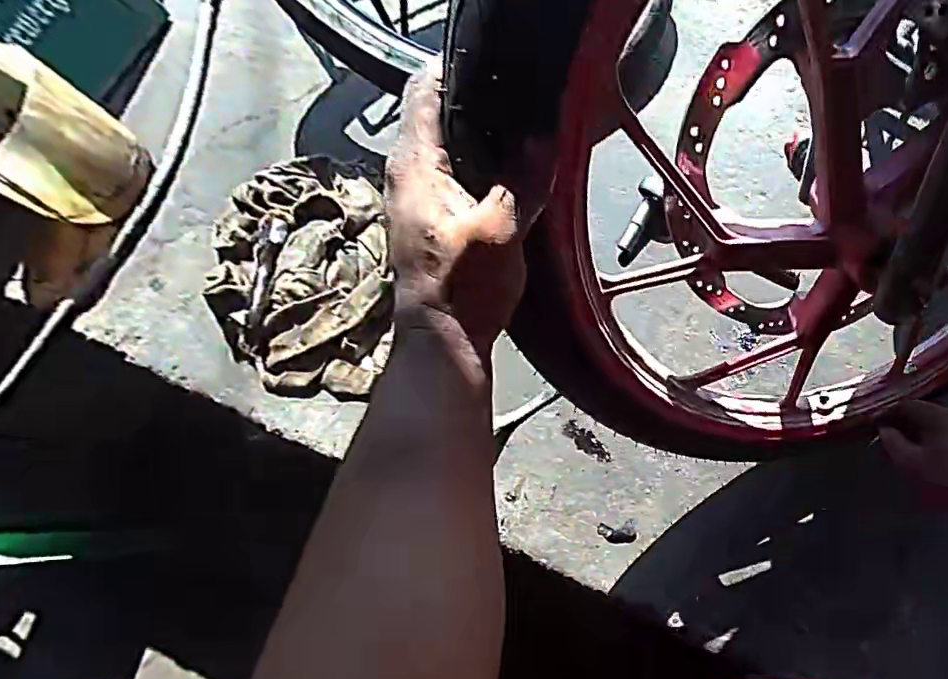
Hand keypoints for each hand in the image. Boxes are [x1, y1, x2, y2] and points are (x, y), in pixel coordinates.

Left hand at [386, 55, 547, 371]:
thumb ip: (523, 180)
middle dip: (479, 111)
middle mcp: (404, 172)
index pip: (427, 88)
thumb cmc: (464, 287)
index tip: (498, 72)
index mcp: (414, 161)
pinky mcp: (428, 223)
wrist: (445, 338)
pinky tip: (504, 188)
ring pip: (447, 151)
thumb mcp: (502, 230)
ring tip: (519, 147)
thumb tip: (544, 138)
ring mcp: (414, 199)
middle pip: (439, 117)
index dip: (461, 71)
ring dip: (479, 147)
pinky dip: (475, 175)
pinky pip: (451, 180)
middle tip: (521, 113)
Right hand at [877, 400, 947, 526]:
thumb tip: (883, 431)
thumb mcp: (911, 462)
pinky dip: (924, 444)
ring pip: (931, 428)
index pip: (910, 406)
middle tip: (882, 438)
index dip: (888, 413)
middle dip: (900, 426)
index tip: (873, 423)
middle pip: (922, 415)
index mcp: (943, 416)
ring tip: (896, 451)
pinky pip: (941, 438)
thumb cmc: (943, 478)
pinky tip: (916, 459)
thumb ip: (893, 443)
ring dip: (911, 436)